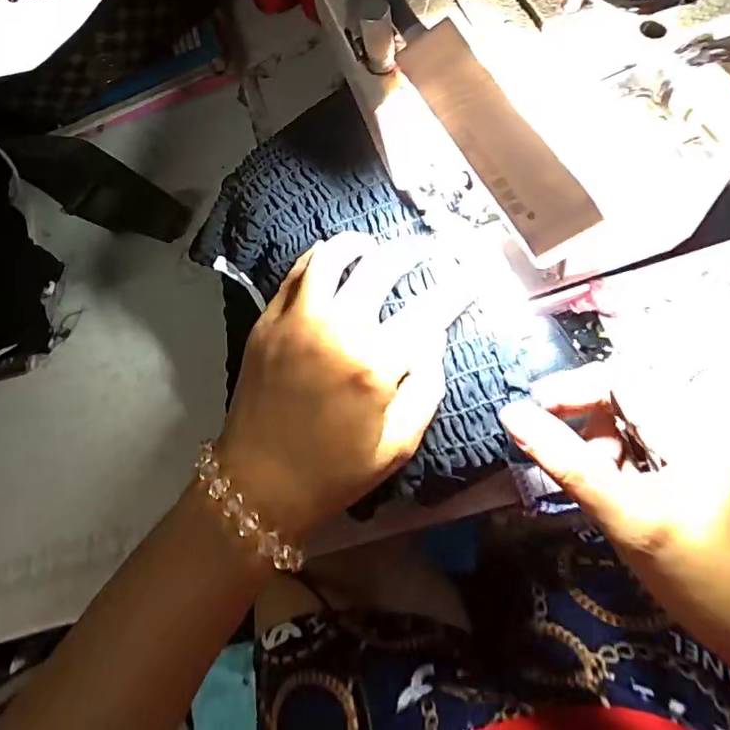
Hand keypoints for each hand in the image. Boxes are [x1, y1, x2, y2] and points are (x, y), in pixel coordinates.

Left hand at [218, 233, 474, 538]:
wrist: (259, 484)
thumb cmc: (336, 471)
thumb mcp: (399, 443)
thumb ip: (427, 387)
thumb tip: (433, 337)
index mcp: (374, 364)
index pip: (428, 309)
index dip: (456, 288)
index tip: (471, 275)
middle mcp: (337, 329)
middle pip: (383, 267)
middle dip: (414, 251)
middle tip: (427, 248)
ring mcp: (297, 319)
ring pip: (333, 256)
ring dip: (361, 244)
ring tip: (375, 247)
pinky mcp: (268, 320)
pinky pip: (296, 272)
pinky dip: (320, 257)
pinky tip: (333, 261)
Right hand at [498, 271, 729, 653]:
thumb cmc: (701, 578)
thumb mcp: (625, 518)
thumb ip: (565, 461)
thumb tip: (511, 415)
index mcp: (701, 422)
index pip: (621, 377)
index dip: (570, 390)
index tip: (531, 413)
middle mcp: (711, 415)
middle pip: (627, 391)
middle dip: (588, 421)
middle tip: (561, 453)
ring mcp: (713, 434)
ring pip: (634, 411)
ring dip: (604, 438)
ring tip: (599, 481)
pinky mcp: (709, 454)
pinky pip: (650, 431)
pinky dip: (624, 451)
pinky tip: (621, 485)